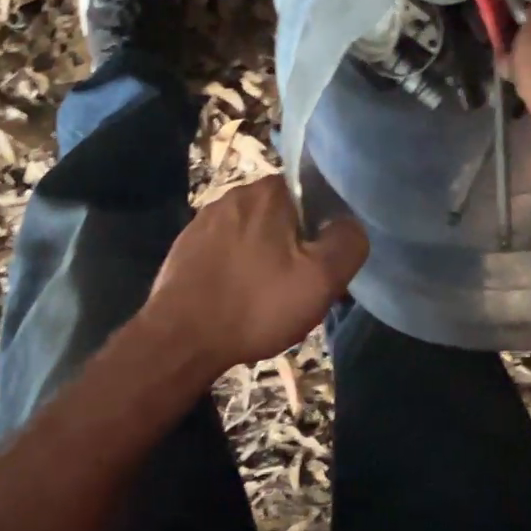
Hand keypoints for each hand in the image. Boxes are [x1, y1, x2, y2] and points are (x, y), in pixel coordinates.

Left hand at [142, 175, 369, 370]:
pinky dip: (236, 269)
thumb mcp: (321, 279)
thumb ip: (347, 243)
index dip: (324, 224)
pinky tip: (238, 299)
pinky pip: (224, 251)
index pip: (311, 192)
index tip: (324, 259)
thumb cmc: (256, 304)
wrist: (180, 339)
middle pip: (281, 214)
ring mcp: (204, 221)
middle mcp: (235, 195)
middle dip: (294, 243)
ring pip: (251, 234)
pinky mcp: (185, 247)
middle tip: (301, 283)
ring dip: (264, 258)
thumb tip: (350, 225)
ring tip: (269, 297)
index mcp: (270, 192)